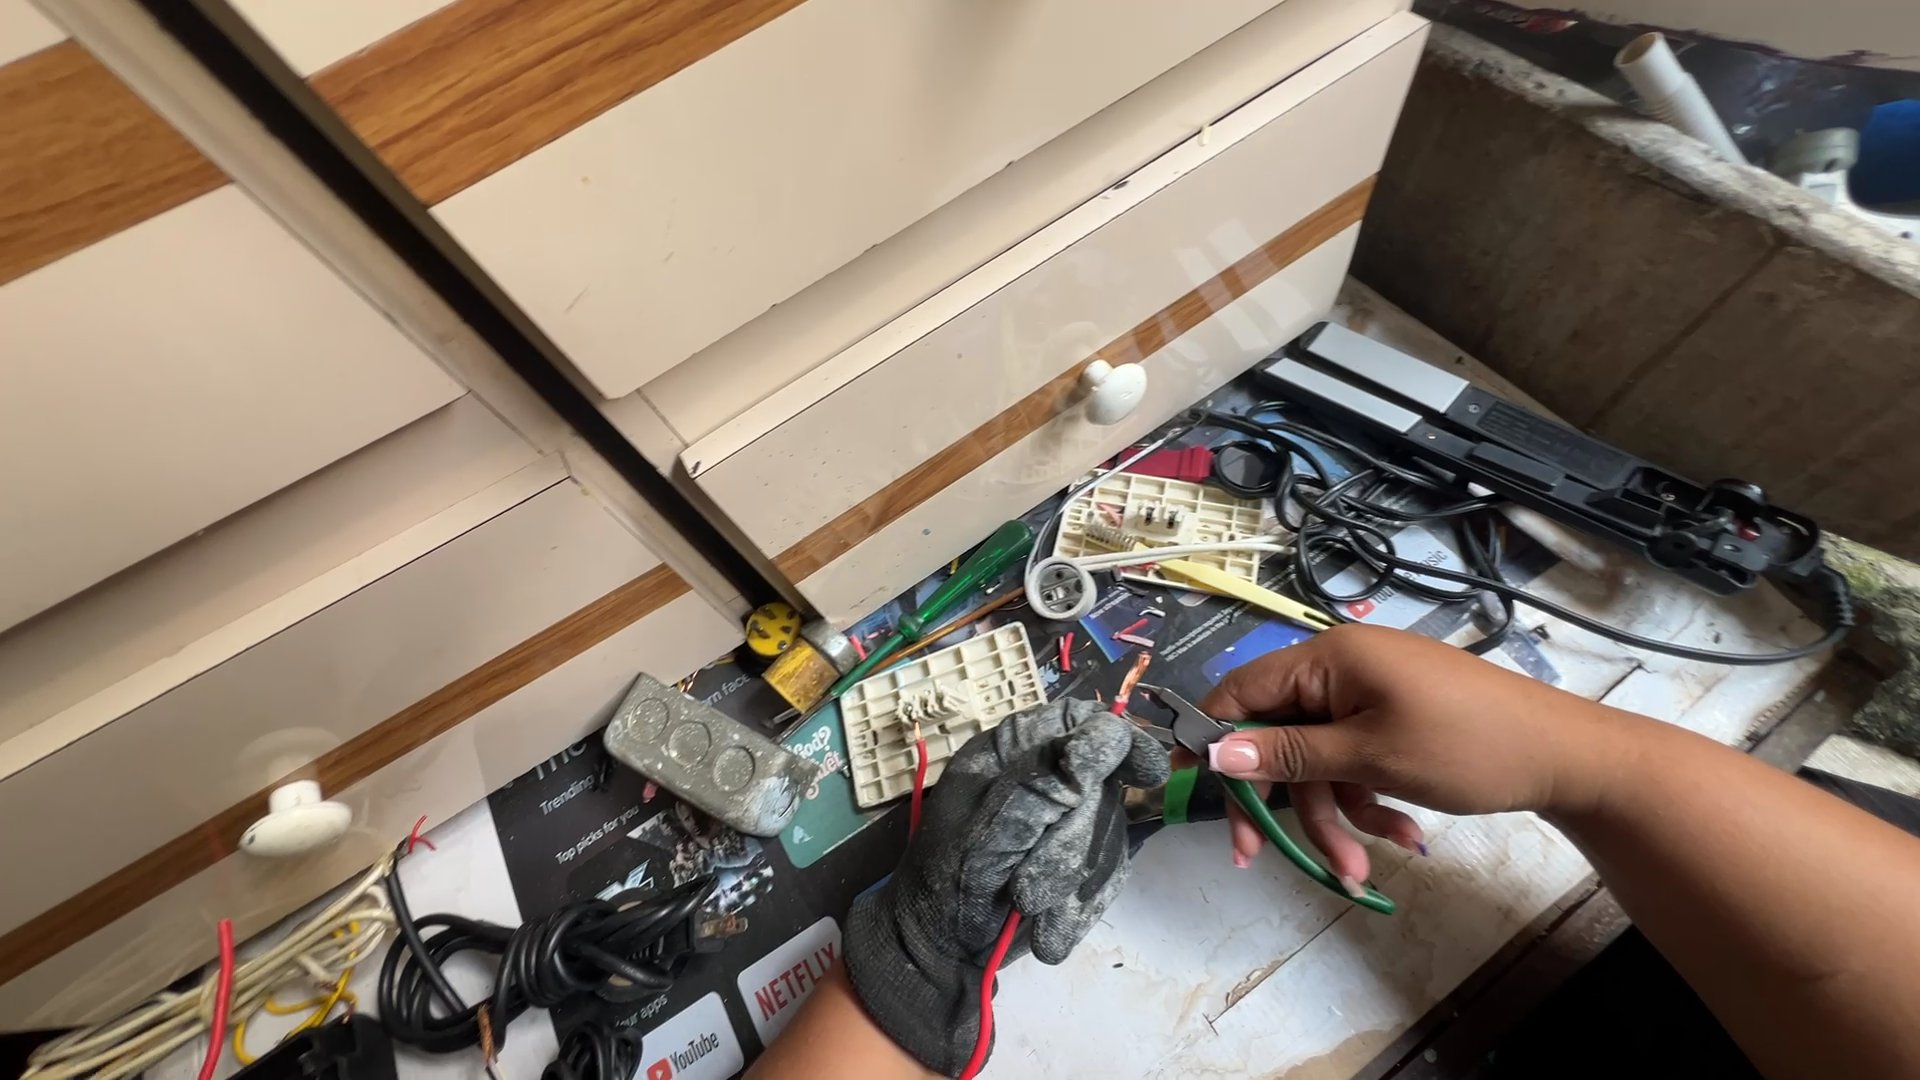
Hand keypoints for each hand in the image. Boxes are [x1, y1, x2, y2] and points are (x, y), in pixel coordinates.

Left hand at [844, 698, 1168, 1075]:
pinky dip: (1080, 908)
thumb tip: (1101, 738)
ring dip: (1071, 885)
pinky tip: (1048, 930)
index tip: (1146, 772)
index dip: (1116, 739)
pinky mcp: (1084, 860)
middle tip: (1027, 891)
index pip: (1078, 721)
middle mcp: (1045, 775)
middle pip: (1102, 787)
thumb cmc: (943, 882)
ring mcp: (1068, 818)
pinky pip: (1109, 875)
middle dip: (1071, 844)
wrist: (939, 950)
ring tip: (1026, 912)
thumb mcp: (983, 834)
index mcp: (1013, 751)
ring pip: (1110, 835)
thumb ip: (1041, 785)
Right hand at [1198, 623, 1626, 885]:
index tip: (1188, 780)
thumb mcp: (1369, 756)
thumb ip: (1286, 753)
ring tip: (1359, 867)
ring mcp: (1365, 693)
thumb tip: (1214, 752)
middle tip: (1257, 852)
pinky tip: (1399, 829)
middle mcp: (1337, 668)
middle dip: (1279, 798)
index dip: (1209, 733)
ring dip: (1330, 813)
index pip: (1241, 690)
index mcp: (1326, 657)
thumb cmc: (1468, 746)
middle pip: (1277, 734)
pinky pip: (1351, 758)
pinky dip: (1362, 797)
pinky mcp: (1389, 717)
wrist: (1577, 761)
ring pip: (1316, 757)